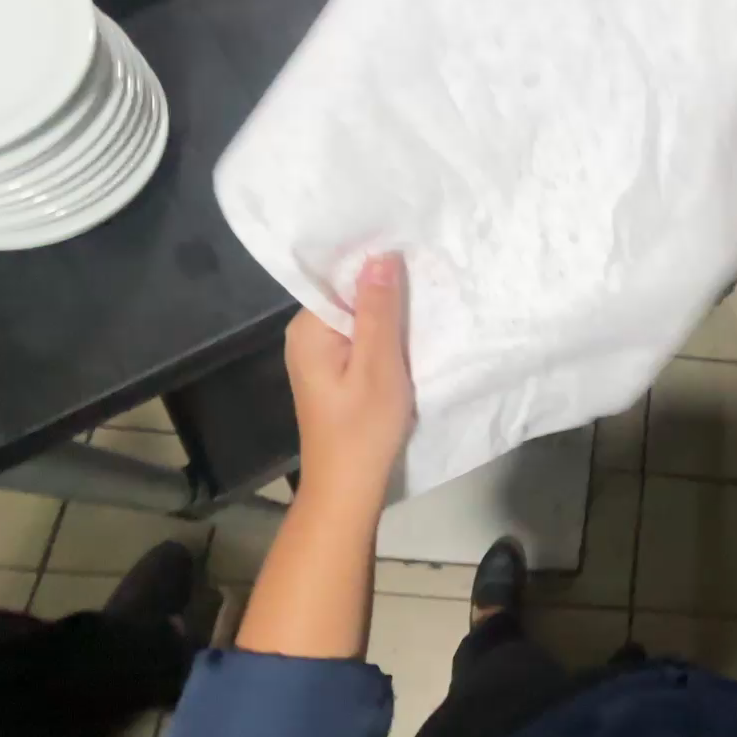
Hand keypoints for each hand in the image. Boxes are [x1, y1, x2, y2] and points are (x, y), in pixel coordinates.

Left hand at [285, 253, 414, 504]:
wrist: (349, 485)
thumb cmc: (363, 426)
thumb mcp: (379, 364)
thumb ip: (379, 310)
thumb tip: (381, 254)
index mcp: (308, 328)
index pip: (340, 277)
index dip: (375, 263)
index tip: (413, 251)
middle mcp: (307, 334)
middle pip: (349, 294)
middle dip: (386, 286)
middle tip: (429, 275)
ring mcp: (320, 353)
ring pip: (359, 316)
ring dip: (390, 311)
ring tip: (427, 297)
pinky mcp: (336, 370)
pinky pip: (362, 337)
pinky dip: (386, 333)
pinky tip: (411, 331)